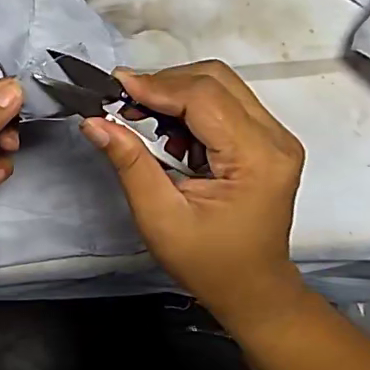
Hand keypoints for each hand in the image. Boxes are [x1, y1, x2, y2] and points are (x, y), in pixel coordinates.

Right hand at [80, 61, 306, 322]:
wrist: (253, 290)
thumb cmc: (210, 263)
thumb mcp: (159, 217)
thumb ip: (130, 163)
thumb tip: (95, 121)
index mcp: (256, 159)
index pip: (203, 98)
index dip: (156, 86)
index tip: (115, 89)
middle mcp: (274, 139)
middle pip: (214, 80)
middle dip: (164, 84)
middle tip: (124, 103)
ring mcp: (274, 137)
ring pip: (218, 84)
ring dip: (175, 93)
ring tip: (142, 118)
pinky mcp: (265, 140)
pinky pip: (223, 101)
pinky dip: (188, 106)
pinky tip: (168, 133)